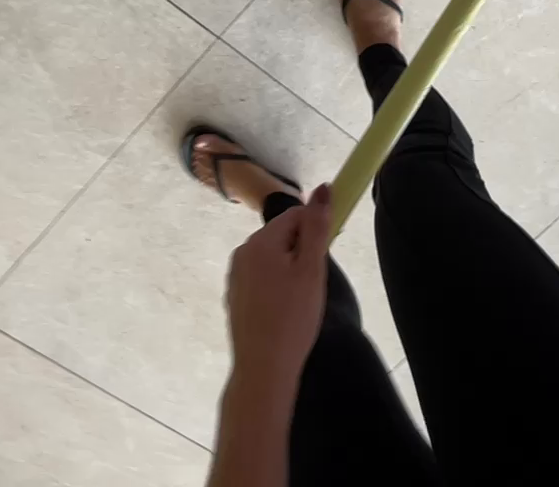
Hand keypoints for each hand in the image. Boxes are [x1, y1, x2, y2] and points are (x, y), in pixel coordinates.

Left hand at [224, 184, 332, 389]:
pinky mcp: (234, 296)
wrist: (263, 370)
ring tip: (299, 303)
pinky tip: (283, 313)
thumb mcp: (312, 270)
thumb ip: (317, 227)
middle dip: (302, 253)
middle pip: (283, 236)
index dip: (314, 235)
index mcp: (260, 241)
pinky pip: (262, 278)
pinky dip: (276, 287)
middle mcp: (243, 251)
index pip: (295, 216)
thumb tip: (323, 187)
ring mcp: (235, 275)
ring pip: (273, 258)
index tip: (321, 263)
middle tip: (312, 286)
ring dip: (290, 270)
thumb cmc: (292, 319)